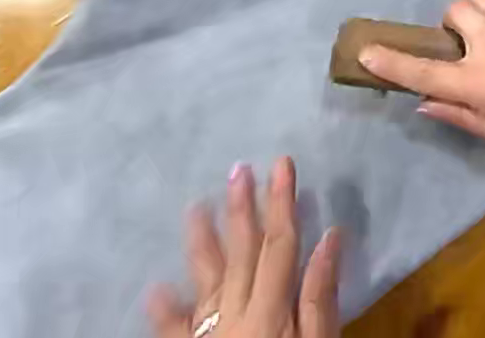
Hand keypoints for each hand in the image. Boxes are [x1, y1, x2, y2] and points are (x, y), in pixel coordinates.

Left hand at [146, 157, 340, 337]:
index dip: (282, 201)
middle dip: (241, 210)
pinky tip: (153, 290)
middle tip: (237, 168)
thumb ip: (320, 299)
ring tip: (193, 207)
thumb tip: (330, 235)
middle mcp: (234, 321)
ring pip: (204, 285)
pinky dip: (164, 314)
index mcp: (269, 315)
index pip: (279, 244)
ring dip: (200, 245)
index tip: (282, 163)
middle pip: (240, 256)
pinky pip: (173, 337)